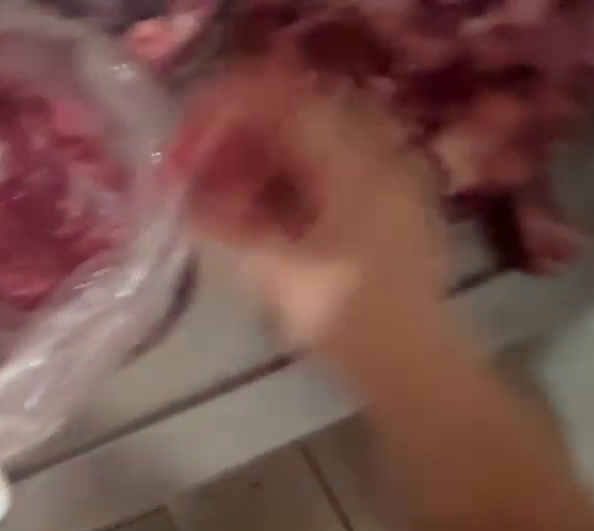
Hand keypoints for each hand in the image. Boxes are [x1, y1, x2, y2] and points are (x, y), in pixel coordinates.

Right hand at [170, 62, 454, 362]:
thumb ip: (225, 231)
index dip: (237, 109)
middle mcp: (378, 161)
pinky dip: (295, 191)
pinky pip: (335, 185)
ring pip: (322, 157)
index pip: (290, 107)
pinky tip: (265, 219)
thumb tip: (187, 207)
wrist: (406, 360)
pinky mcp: (390, 218)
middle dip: (250, 140)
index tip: (197, 128)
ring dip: (270, 167)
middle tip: (206, 165)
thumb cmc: (340, 314)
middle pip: (307, 126)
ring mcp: (391, 188)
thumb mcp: (272, 273)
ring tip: (227, 196)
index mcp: (354, 163)